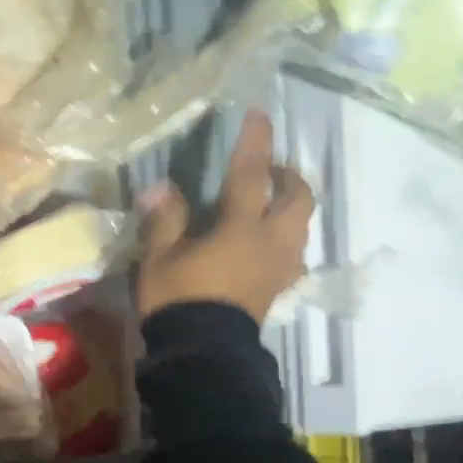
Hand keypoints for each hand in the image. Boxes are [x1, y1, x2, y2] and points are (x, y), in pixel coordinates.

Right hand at [136, 109, 316, 322]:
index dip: (253, 143)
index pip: (250, 174)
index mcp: (242, 226)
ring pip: (301, 221)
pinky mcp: (280, 284)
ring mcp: (282, 262)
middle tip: (267, 170)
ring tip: (267, 204)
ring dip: (289, 204)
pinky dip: (284, 236)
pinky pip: (293, 249)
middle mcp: (273, 237)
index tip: (258, 114)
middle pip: (296, 195)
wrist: (203, 347)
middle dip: (285, 176)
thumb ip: (165, 221)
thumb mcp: (160, 259)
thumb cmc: (178, 298)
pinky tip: (265, 243)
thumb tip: (161, 187)